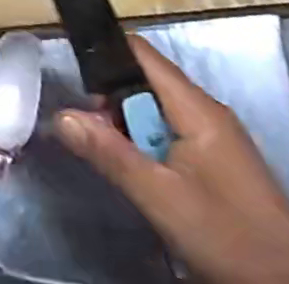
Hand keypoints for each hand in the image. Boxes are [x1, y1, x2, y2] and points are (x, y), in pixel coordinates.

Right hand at [53, 37, 288, 283]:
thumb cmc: (228, 236)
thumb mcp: (159, 196)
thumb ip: (109, 153)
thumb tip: (60, 115)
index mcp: (196, 107)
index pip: (140, 53)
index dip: (104, 55)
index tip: (77, 82)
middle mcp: (206, 111)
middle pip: (144, 81)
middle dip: (112, 102)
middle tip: (94, 134)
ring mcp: (215, 136)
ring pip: (154, 110)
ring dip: (128, 126)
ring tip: (115, 157)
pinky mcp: (217, 160)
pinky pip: (169, 132)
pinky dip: (147, 143)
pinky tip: (142, 173)